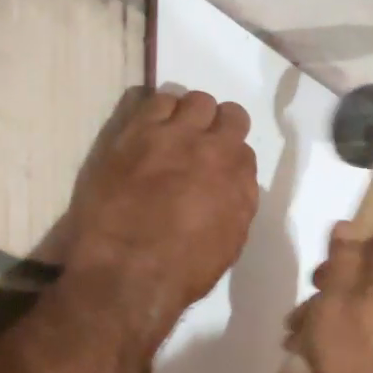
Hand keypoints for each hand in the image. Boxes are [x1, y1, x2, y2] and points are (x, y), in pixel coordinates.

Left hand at [62, 90, 259, 323]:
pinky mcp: (134, 132)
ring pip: (193, 100)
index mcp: (240, 181)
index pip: (244, 151)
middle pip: (227, 115)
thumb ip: (235, 203)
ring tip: (172, 135)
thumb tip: (229, 186)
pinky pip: (152, 100)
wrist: (128, 272)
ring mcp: (172, 137)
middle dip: (217, 128)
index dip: (230, 160)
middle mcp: (212, 150)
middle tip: (200, 146)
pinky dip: (157, 111)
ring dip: (188, 115)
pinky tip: (149, 131)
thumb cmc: (184, 271)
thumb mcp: (229, 244)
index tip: (217, 172)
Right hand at [296, 186, 372, 372]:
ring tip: (298, 322)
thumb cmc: (351, 346)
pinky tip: (302, 338)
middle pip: (366, 254)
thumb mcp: (336, 297)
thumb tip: (348, 224)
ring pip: (351, 284)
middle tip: (315, 280)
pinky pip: (349, 309)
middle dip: (335, 263)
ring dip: (323, 297)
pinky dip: (327, 317)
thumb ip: (342, 257)